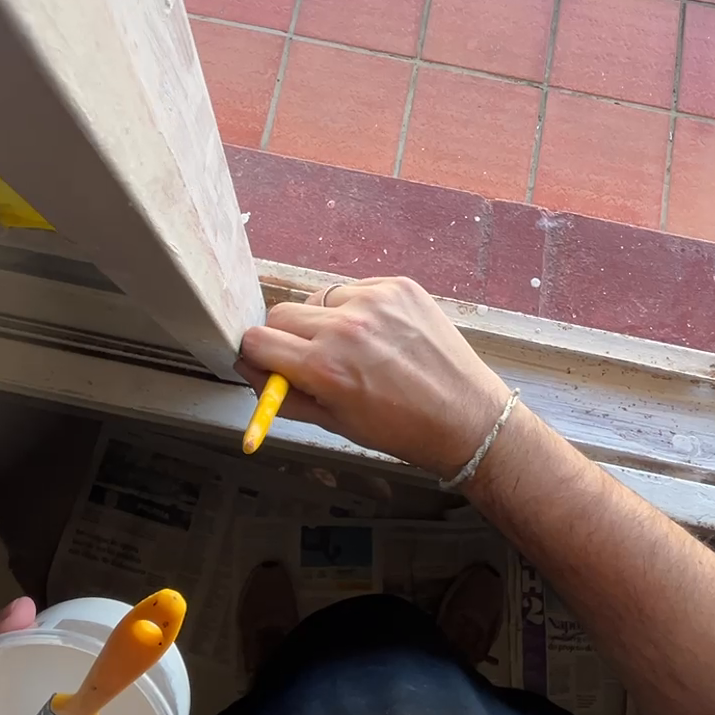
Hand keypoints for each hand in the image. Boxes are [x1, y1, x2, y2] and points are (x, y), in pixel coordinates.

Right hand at [236, 277, 511, 477]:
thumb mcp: (332, 422)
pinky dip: (355, 307)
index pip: (257, 339)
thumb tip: (250, 369)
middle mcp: (345, 327)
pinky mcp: (398, 286)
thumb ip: (282, 395)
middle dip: (285, 337)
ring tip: (352, 347)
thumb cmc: (399, 429)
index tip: (268, 361)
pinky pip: (353, 288)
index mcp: (323, 367)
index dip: (259, 354)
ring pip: (317, 299)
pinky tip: (377, 334)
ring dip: (322, 320)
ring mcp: (374, 301)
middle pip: (281, 313)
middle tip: (309, 357)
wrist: (464, 417)